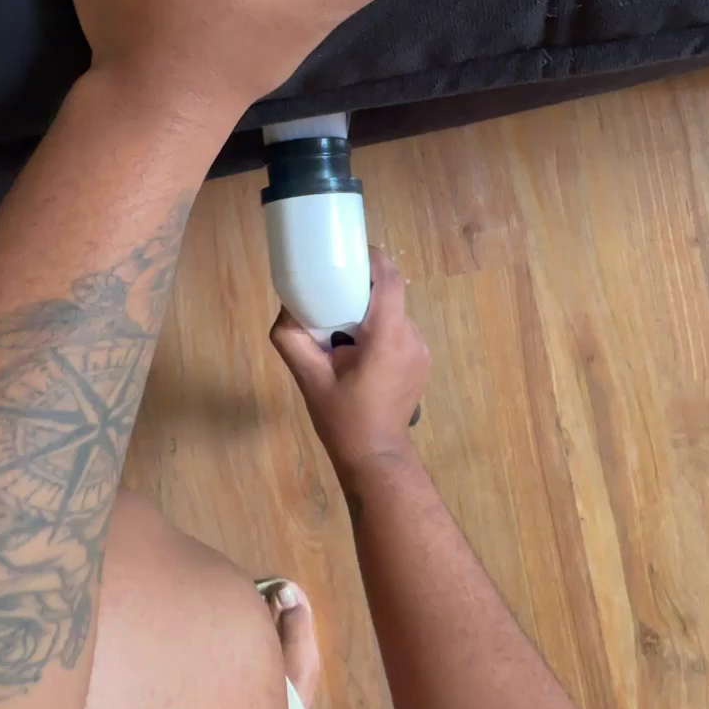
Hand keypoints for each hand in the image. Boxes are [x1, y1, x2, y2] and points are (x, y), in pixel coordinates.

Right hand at [272, 250, 429, 477]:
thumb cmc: (342, 417)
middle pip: (390, 294)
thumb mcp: (308, 378)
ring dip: (370, 313)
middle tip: (334, 291)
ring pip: (395, 313)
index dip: (373, 259)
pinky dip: (380, 330)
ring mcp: (421, 349)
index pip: (390, 280)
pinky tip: (360, 350)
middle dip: (363, 288)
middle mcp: (411, 336)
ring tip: (343, 329)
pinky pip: (400, 331)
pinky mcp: (422, 360)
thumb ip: (292, 338)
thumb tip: (286, 306)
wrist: (375, 455)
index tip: (352, 252)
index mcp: (388, 336)